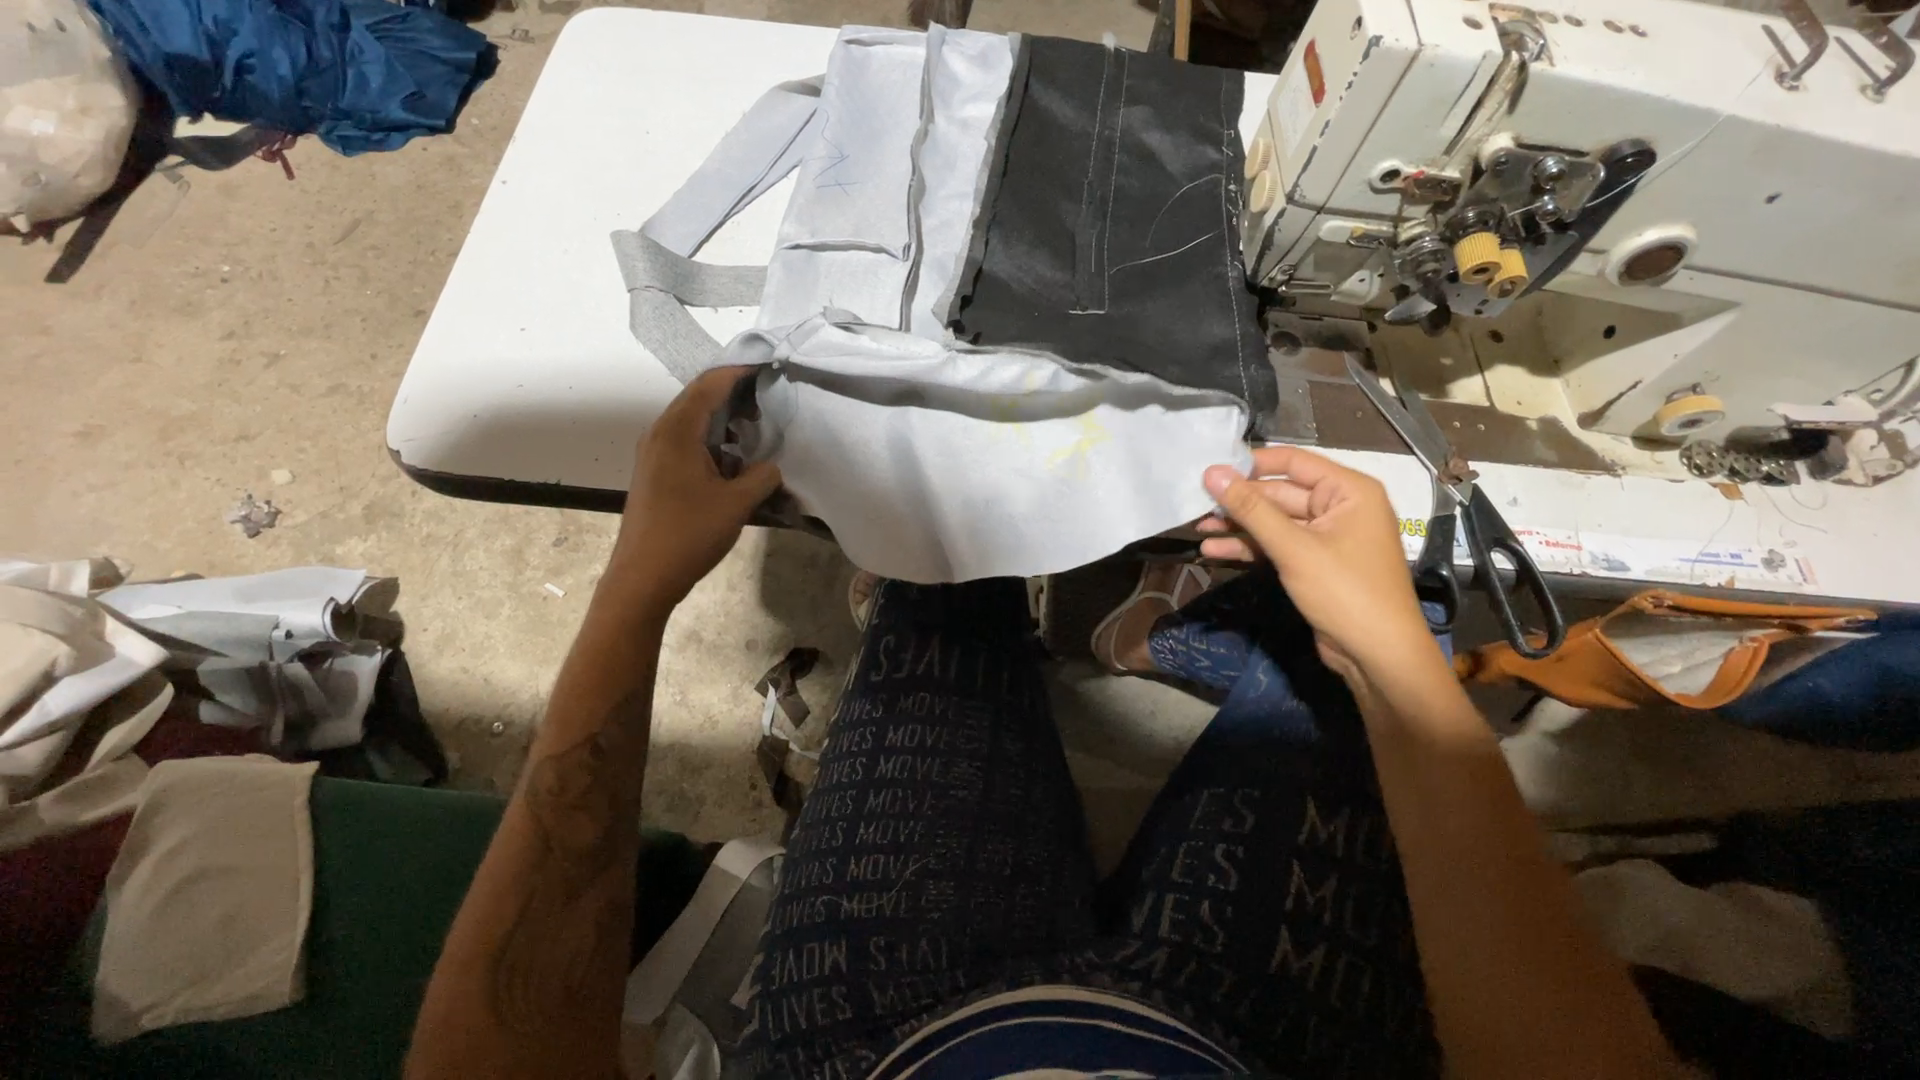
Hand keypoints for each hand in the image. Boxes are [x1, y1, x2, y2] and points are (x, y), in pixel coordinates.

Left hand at [605, 367, 781, 610]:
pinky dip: (712, 442)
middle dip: (735, 395)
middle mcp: (660, 433)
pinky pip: (686, 443)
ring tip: (756, 432)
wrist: (643, 578)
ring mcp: (653, 454)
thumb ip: (762, 476)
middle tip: (769, 401)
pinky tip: (734, 463)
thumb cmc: (689, 535)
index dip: (740, 371)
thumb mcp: (737, 503)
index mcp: (676, 431)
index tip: (769, 366)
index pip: (710, 384)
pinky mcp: (655, 474)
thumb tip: (771, 466)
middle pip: (699, 399)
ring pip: (693, 422)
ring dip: (724, 422)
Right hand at [1198, 446, 1433, 684]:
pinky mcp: (1314, 563)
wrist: (1376, 654)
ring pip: (1275, 522)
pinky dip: (1250, 548)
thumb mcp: (1293, 548)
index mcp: (1349, 490)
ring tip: (1198, 528)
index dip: (1251, 463)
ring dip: (1239, 527)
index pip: (1293, 461)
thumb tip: (1212, 472)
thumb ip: (1251, 509)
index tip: (1211, 469)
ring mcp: (1327, 537)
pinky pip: (1278, 545)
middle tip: (1196, 503)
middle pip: (1280, 493)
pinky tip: (1215, 550)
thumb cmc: (1344, 591)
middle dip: (1239, 501)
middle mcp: (1340, 507)